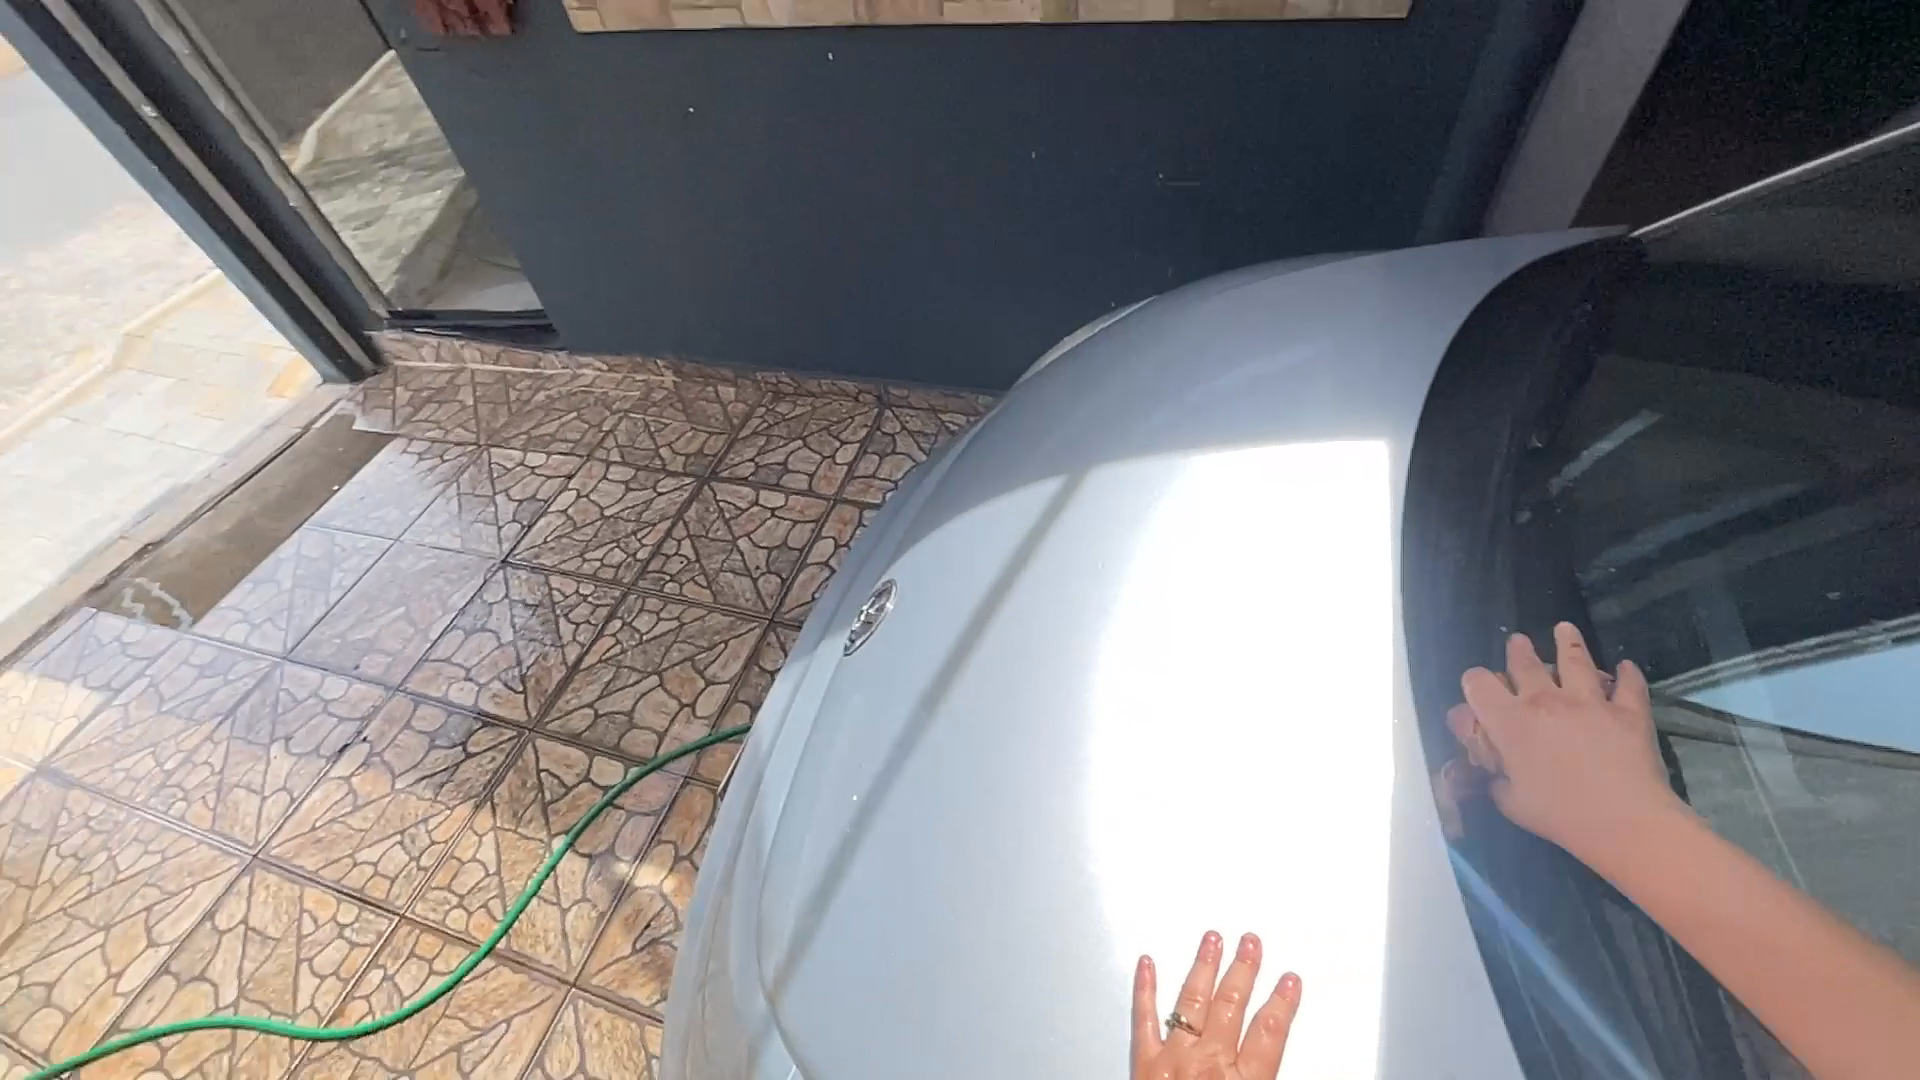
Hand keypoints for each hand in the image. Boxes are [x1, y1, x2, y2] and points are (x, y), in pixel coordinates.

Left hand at [1132, 931, 1301, 1079]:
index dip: (1281, 1003)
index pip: (1269, 1034)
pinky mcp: (1142, 1063)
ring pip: (1192, 1001)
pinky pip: (1142, 1017)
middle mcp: (1207, 1064)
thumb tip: (1274, 1069)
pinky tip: (1145, 962)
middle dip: (1242, 970)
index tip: (1289, 979)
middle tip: (1250, 941)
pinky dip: (1144, 987)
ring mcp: (1173, 1059)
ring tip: (1211, 938)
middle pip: (1231, 1006)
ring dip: (1203, 966)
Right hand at [1454, 623, 1690, 863]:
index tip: (1477, 689)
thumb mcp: (1508, 799)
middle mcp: (1543, 701)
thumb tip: (1496, 770)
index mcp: (1508, 721)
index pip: (1477, 682)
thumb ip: (1496, 776)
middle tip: (1518, 642)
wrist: (1626, 823)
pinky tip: (1625, 666)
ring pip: (1574, 661)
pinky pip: (1628, 686)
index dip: (1473, 682)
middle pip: (1524, 663)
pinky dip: (1626, 674)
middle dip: (1517, 650)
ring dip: (1567, 643)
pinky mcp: (1628, 714)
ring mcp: (1589, 703)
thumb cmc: (1558, 815)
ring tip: (1564, 628)